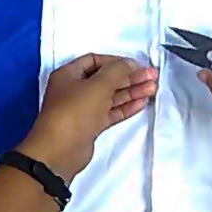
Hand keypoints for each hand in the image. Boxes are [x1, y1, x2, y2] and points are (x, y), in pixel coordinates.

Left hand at [17, 54, 157, 181]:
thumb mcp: (97, 85)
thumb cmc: (74, 112)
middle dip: (128, 77)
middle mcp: (74, 90)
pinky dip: (125, 107)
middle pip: (105, 79)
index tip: (137, 65)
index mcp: (68, 75)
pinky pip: (110, 112)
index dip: (116, 61)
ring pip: (109, 96)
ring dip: (130, 91)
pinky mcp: (89, 126)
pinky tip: (141, 103)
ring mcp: (82, 109)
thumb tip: (130, 64)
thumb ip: (117, 70)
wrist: (59, 151)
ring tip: (152, 89)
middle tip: (152, 77)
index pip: (95, 60)